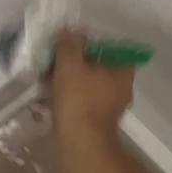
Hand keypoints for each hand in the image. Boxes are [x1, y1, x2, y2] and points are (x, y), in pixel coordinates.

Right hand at [50, 28, 133, 153]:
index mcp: (123, 71)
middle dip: (75, 61)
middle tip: (55, 58)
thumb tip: (69, 30)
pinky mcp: (98, 119)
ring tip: (48, 75)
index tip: (70, 43)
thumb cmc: (79, 100)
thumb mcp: (70, 65)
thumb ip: (69, 44)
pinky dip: (70, 94)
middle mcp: (122, 87)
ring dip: (70, 78)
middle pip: (97, 64)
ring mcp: (111, 105)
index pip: (109, 46)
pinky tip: (51, 93)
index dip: (89, 42)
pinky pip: (83, 98)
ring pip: (88, 82)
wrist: (80, 142)